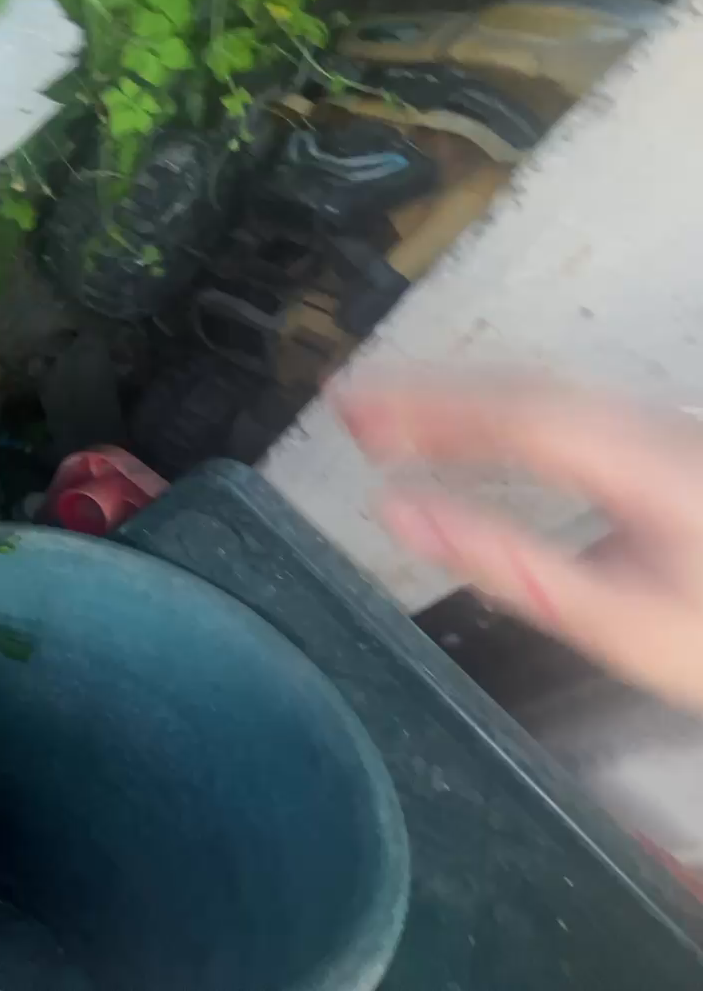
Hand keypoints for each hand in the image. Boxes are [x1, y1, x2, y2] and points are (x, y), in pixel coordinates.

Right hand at [339, 377, 702, 711]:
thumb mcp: (612, 620)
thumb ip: (500, 561)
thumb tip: (391, 510)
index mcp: (656, 476)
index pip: (525, 420)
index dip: (426, 407)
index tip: (347, 408)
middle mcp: (665, 437)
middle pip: (531, 393)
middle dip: (425, 393)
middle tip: (344, 404)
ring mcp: (670, 437)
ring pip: (548, 395)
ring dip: (452, 399)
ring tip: (379, 418)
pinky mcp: (664, 447)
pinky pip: (563, 411)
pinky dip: (489, 413)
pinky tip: (452, 435)